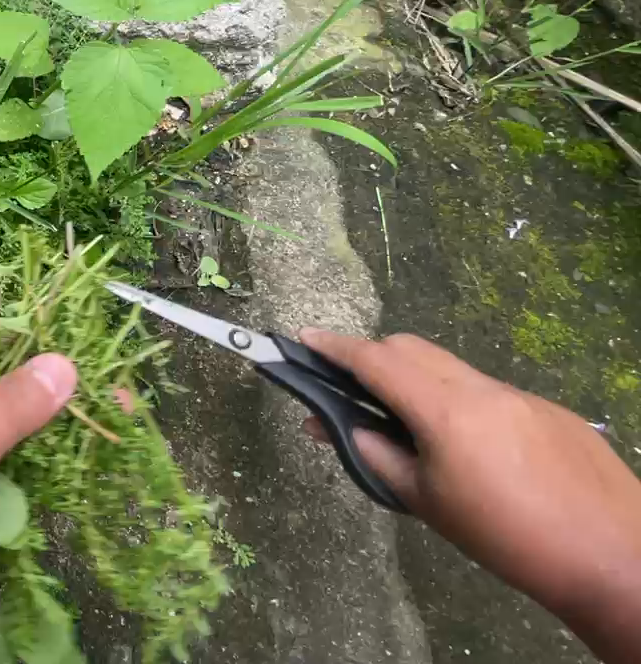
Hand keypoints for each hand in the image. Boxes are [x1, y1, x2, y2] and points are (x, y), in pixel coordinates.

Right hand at [299, 329, 640, 650]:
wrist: (626, 572)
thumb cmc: (509, 540)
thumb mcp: (424, 500)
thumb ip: (375, 452)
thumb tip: (337, 424)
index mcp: (447, 413)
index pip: (374, 360)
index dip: (333, 346)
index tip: (302, 338)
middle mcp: (485, 392)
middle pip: (410, 348)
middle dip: (371, 356)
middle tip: (350, 385)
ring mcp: (526, 400)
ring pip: (449, 368)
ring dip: (416, 379)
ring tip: (413, 424)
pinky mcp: (556, 416)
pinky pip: (489, 392)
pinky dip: (460, 401)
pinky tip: (474, 447)